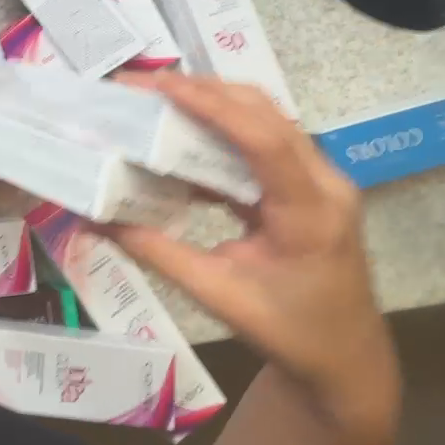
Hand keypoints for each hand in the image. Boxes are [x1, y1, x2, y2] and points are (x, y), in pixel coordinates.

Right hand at [104, 73, 399, 444]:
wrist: (347, 359)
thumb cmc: (288, 331)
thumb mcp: (215, 293)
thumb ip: (155, 250)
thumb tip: (96, 217)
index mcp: (309, 213)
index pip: (263, 140)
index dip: (211, 106)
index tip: (159, 85)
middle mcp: (325, 184)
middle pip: (265, 113)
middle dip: (203, 90)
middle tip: (144, 85)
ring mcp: (321, 180)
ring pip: (266, 118)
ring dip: (212, 101)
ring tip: (157, 98)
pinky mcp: (308, 183)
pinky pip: (264, 138)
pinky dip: (221, 127)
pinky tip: (182, 133)